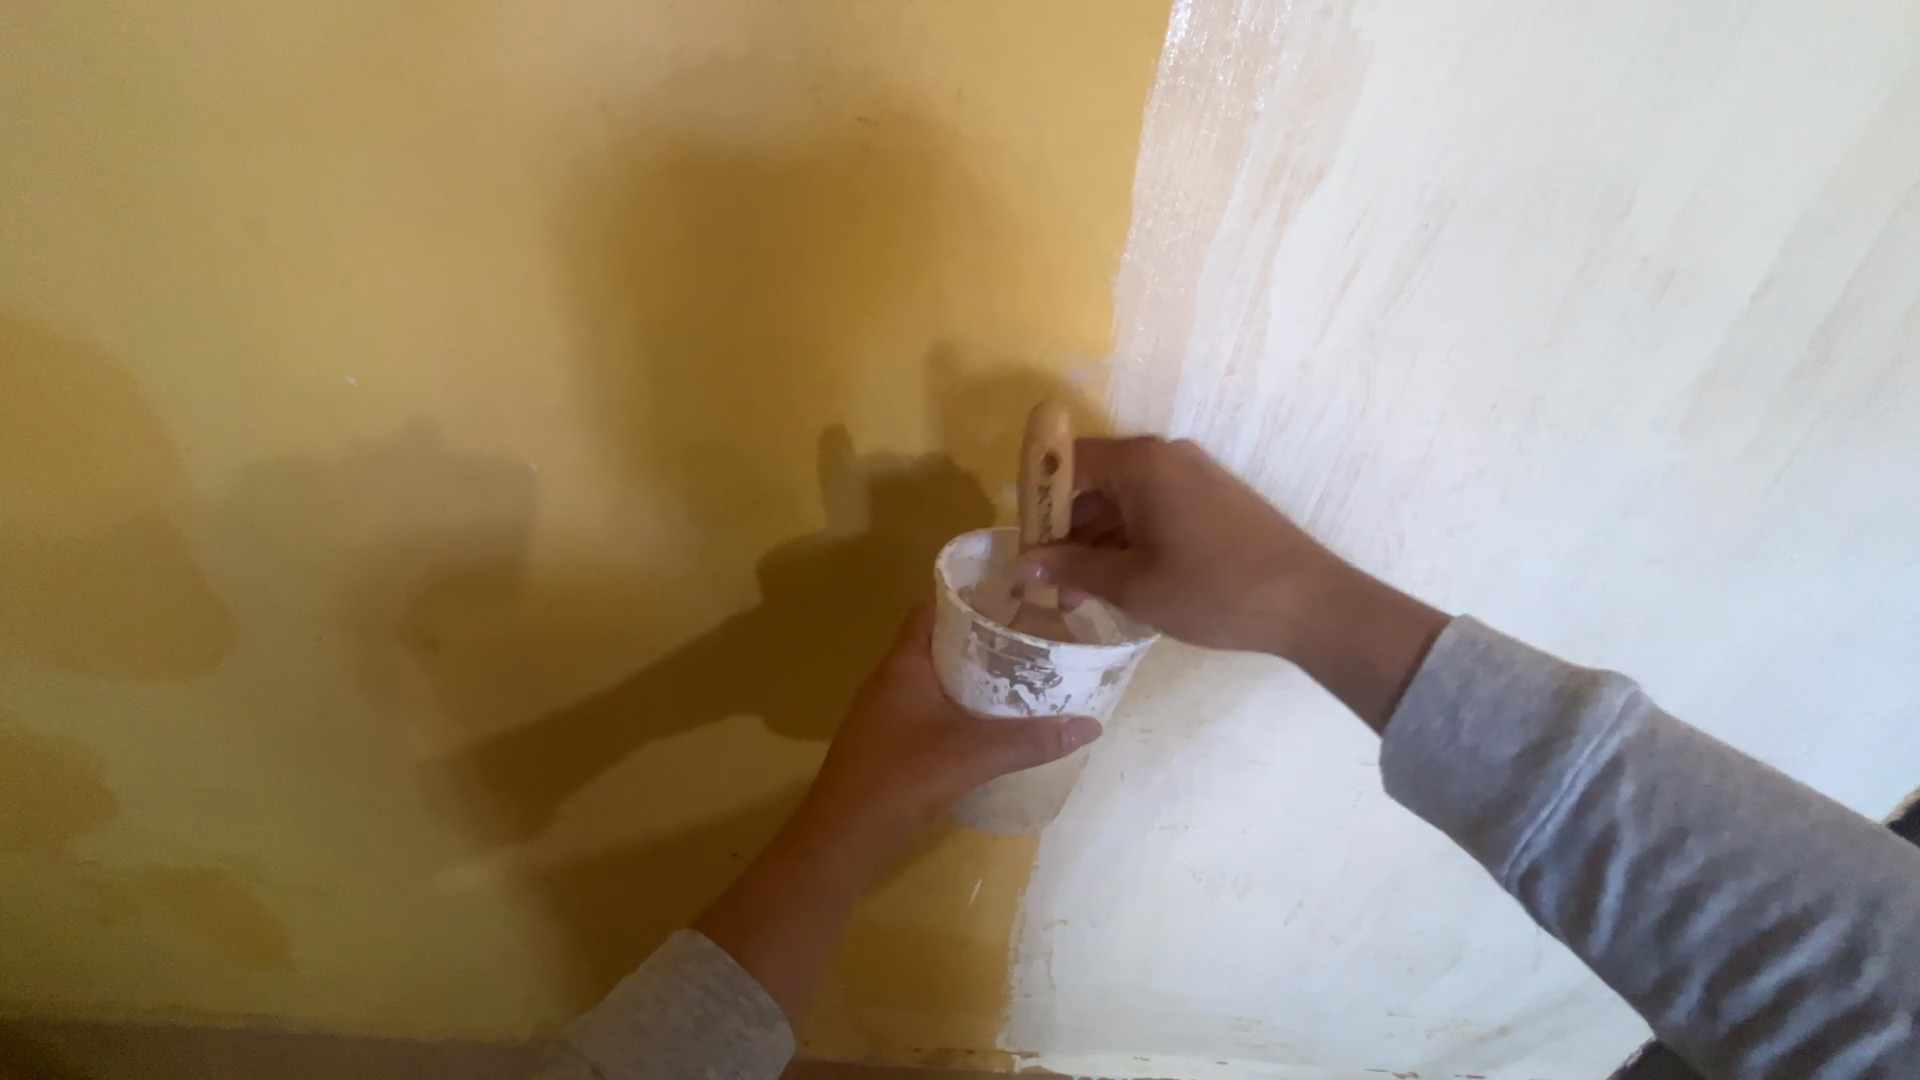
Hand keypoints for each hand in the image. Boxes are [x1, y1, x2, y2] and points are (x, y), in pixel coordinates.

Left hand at [799, 605, 1101, 862]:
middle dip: (978, 642)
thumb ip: (1031, 740)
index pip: (932, 610)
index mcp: (904, 664)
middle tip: (1026, 643)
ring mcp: (882, 712)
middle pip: (935, 643)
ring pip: (931, 679)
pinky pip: (924, 709)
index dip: (968, 601)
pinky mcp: (884, 742)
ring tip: (1014, 680)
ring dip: (967, 678)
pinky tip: (983, 726)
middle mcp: (889, 679)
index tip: (1010, 602)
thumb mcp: (975, 755)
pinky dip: (954, 708)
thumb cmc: (903, 778)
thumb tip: (1090, 724)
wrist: (841, 839)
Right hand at [1016, 436, 1447, 730]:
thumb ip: (1070, 569)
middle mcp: (1165, 457)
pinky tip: (1118, 583)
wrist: (1310, 605)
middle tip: (1048, 584)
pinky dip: (1128, 541)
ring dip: (1095, 544)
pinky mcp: (1211, 500)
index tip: (1025, 545)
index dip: (1038, 501)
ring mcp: (1192, 477)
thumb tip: (1021, 564)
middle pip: (1094, 483)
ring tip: (1078, 597)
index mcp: (1142, 463)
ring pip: (1123, 502)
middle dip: (1066, 533)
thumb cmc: (1211, 589)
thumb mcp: (1131, 584)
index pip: (1068, 462)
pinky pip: (1152, 510)